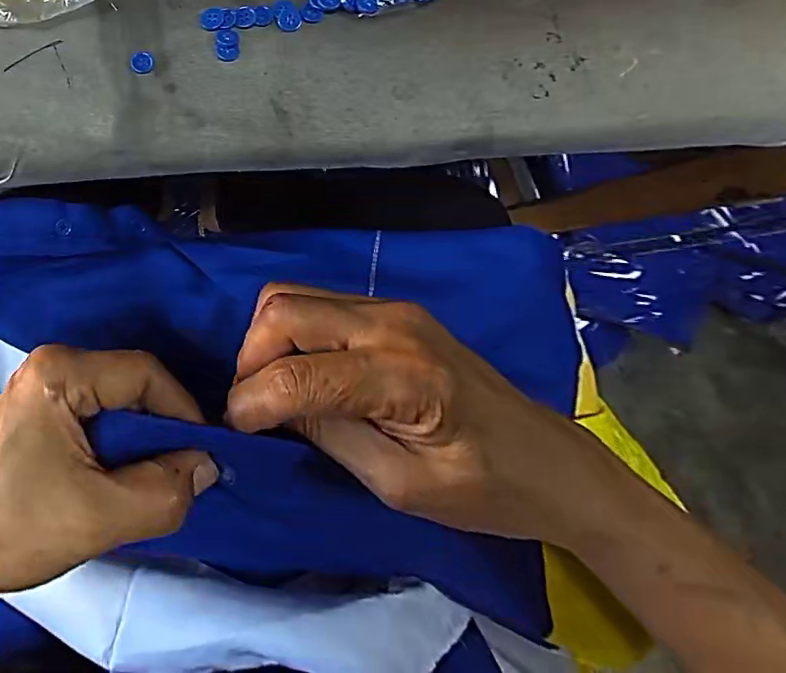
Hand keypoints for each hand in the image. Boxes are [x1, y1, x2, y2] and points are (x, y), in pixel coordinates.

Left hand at [0, 346, 219, 603]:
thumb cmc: (10, 528)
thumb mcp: (100, 516)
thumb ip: (166, 490)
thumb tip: (207, 465)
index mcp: (61, 370)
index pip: (145, 373)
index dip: (181, 412)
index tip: (202, 454)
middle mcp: (51, 364)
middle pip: (130, 386)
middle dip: (159, 431)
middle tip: (178, 473)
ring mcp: (40, 387)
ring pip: (115, 405)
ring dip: (137, 443)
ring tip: (148, 482)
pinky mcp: (35, 413)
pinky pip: (94, 417)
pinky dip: (115, 447)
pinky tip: (116, 480)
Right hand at [224, 283, 584, 538]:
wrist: (549, 458)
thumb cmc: (486, 490)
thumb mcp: (402, 485)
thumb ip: (332, 437)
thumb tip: (272, 408)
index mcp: (402, 375)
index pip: (299, 372)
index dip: (251, 400)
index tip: (236, 429)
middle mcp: (391, 323)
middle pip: (284, 308)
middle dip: (250, 356)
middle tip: (253, 407)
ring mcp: (394, 308)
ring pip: (296, 296)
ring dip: (269, 340)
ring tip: (275, 392)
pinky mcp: (395, 310)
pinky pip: (321, 304)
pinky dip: (295, 333)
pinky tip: (306, 373)